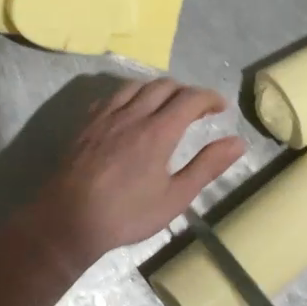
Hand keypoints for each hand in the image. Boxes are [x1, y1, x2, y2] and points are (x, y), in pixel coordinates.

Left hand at [13, 78, 245, 283]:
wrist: (68, 219)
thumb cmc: (127, 214)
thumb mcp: (175, 197)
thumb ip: (207, 166)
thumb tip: (238, 142)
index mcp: (158, 131)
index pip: (190, 98)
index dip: (210, 98)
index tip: (220, 108)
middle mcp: (132, 114)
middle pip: (164, 85)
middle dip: (186, 91)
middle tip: (197, 109)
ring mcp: (105, 116)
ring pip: (136, 86)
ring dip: (157, 89)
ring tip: (166, 106)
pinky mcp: (86, 124)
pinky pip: (112, 97)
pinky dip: (130, 96)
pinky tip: (131, 113)